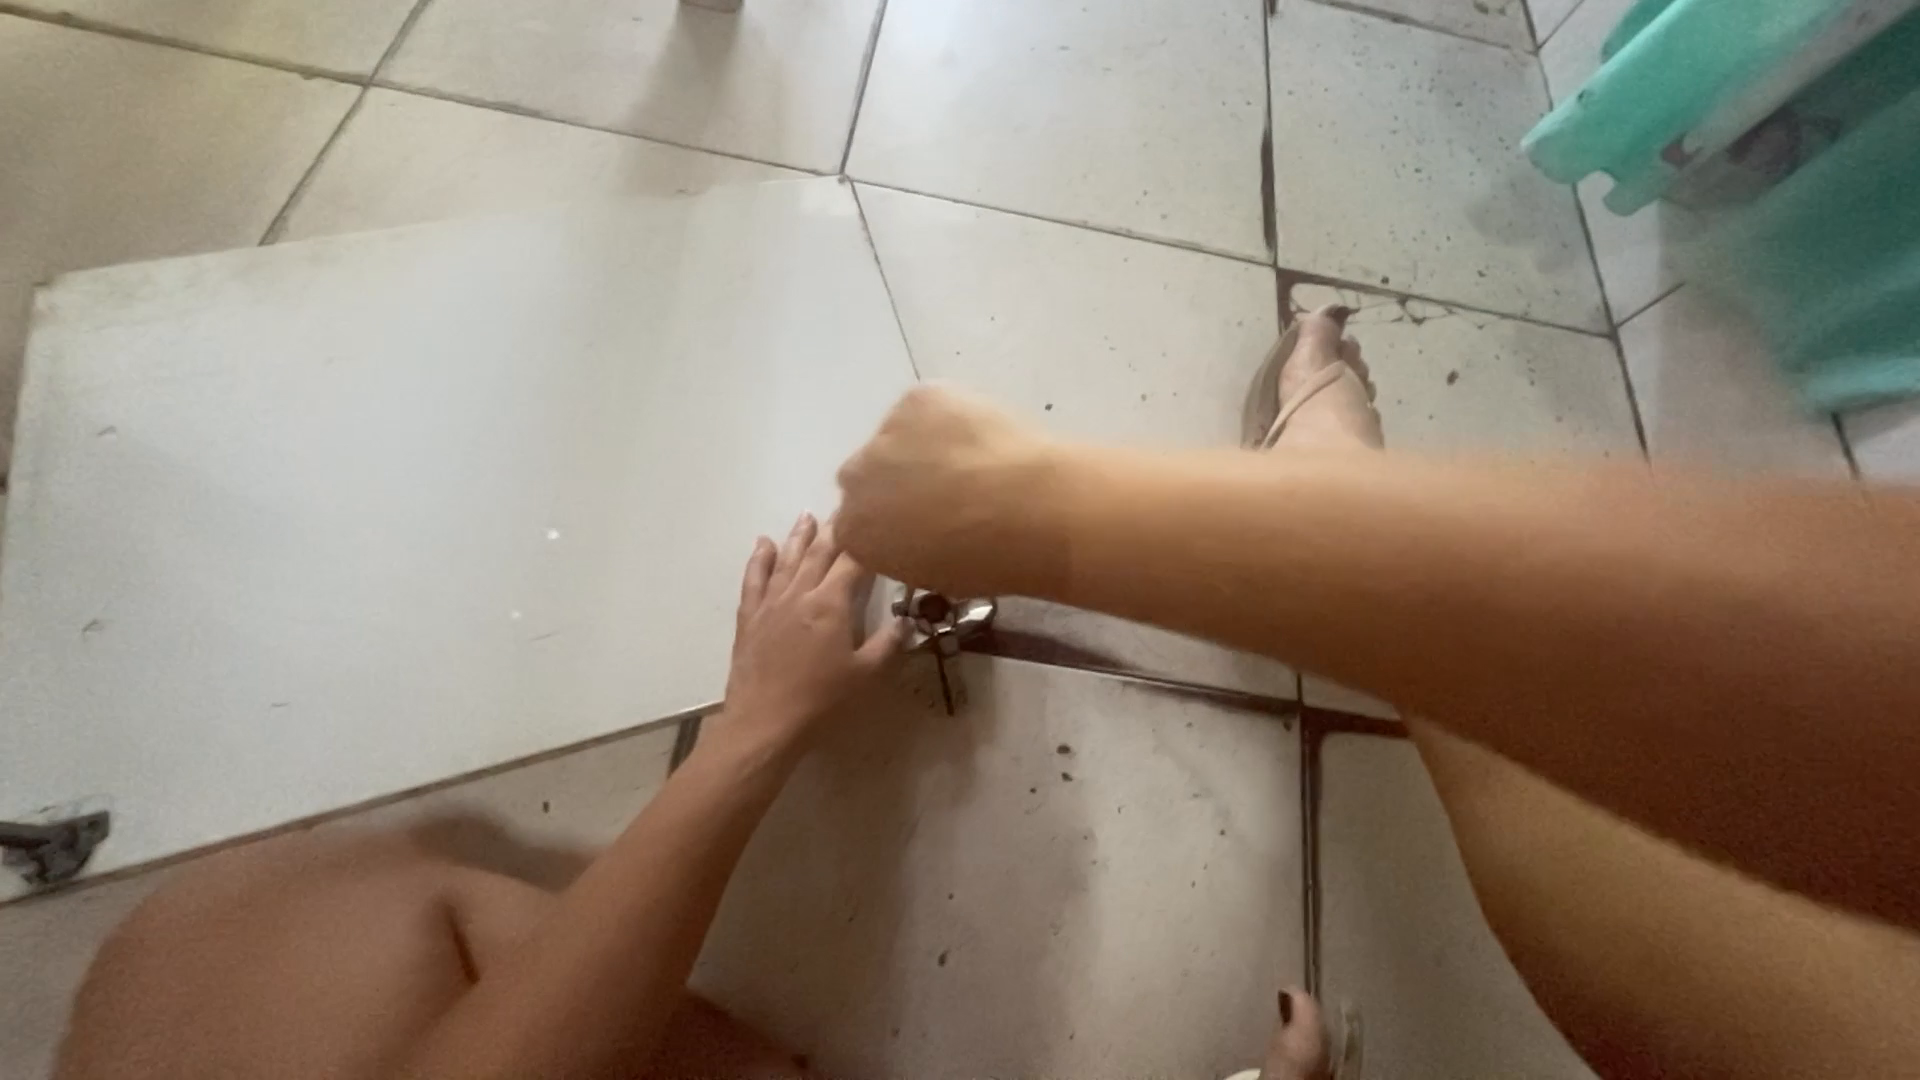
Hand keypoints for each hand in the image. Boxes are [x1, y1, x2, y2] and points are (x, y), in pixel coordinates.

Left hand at [711, 514, 906, 759]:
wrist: (764, 723)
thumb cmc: (820, 700)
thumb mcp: (865, 675)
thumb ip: (888, 644)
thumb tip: (907, 621)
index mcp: (831, 604)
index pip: (852, 562)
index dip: (865, 541)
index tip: (876, 522)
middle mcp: (800, 593)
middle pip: (819, 553)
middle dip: (835, 529)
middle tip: (845, 506)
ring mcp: (771, 603)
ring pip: (787, 559)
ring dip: (799, 535)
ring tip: (808, 515)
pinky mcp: (749, 617)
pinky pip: (754, 579)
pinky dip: (760, 558)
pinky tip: (764, 544)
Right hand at [835, 383, 1060, 596]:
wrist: (1030, 511)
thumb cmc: (988, 562)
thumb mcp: (935, 576)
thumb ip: (906, 551)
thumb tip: (919, 534)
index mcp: (855, 534)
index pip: (855, 524)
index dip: (888, 521)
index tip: (918, 523)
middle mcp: (855, 480)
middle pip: (865, 475)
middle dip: (894, 481)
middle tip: (943, 490)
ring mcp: (884, 433)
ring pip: (896, 436)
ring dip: (921, 445)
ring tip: (969, 460)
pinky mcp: (917, 399)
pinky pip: (926, 407)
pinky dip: (948, 417)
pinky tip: (979, 434)